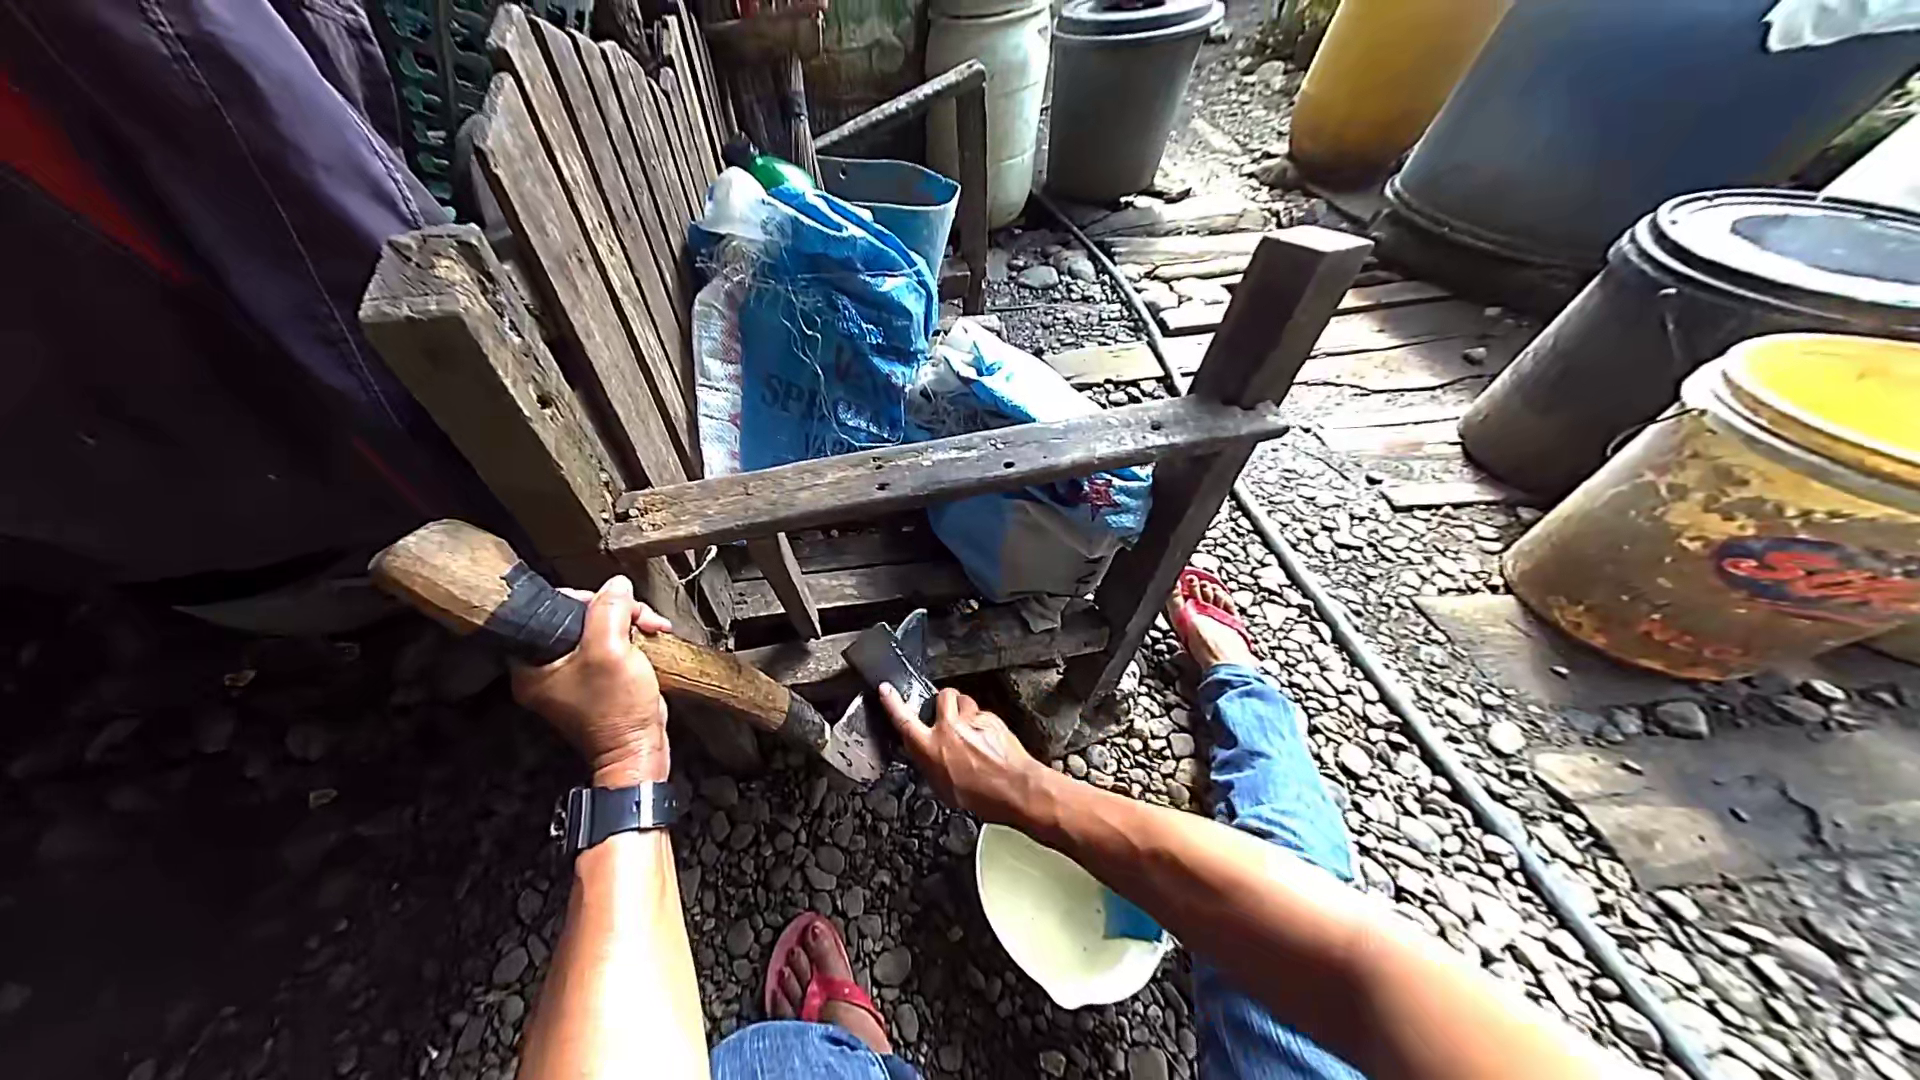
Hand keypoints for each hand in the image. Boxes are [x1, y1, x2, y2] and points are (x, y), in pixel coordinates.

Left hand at [511, 575, 672, 785]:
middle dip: (616, 612)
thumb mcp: (612, 651)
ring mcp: (573, 676)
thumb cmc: (618, 712)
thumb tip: (616, 585)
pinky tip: (650, 639)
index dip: (585, 600)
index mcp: (532, 666)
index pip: (551, 611)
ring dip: (630, 623)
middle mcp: (546, 670)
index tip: (611, 603)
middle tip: (641, 618)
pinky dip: (632, 639)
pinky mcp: (597, 680)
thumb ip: (610, 611)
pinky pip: (611, 646)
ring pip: (599, 629)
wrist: (641, 749)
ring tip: (653, 629)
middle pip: (579, 618)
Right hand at [877, 685, 1049, 825]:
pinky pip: (982, 713)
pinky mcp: (991, 718)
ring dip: (964, 711)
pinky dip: (982, 723)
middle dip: (943, 701)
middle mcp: (949, 729)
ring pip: (964, 701)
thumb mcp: (944, 789)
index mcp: (931, 748)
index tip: (886, 690)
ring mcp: (972, 720)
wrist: (1016, 788)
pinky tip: (988, 740)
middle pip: (941, 696)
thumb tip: (930, 758)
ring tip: (971, 730)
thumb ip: (932, 765)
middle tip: (948, 716)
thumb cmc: (984, 796)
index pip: (903, 719)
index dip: (892, 702)